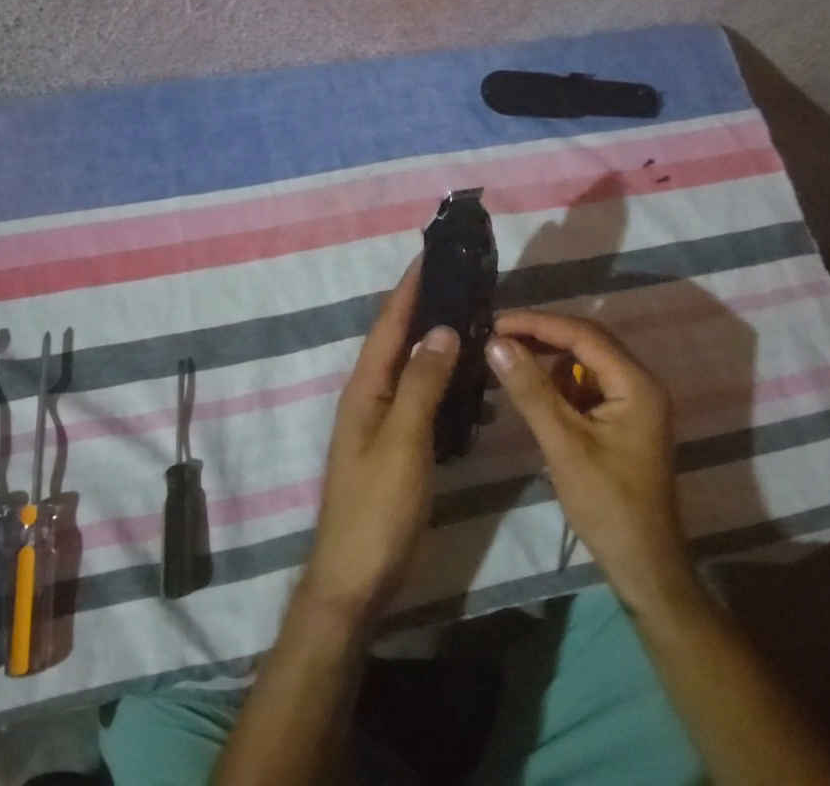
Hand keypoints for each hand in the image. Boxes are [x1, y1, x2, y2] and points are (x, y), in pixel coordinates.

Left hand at [301, 259, 458, 626]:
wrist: (356, 576)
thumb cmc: (377, 508)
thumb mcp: (402, 442)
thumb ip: (420, 385)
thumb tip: (442, 329)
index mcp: (365, 390)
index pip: (389, 325)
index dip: (409, 288)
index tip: (433, 252)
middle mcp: (369, 399)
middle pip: (398, 341)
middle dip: (425, 306)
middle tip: (464, 278)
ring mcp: (382, 425)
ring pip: (411, 369)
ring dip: (436, 340)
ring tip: (473, 316)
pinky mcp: (397, 448)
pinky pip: (421, 399)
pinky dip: (443, 379)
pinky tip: (469, 379)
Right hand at [487, 310, 695, 611]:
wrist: (642, 561)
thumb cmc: (606, 503)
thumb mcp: (563, 443)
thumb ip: (531, 390)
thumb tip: (497, 343)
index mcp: (636, 384)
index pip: (584, 335)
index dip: (538, 324)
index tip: (496, 322)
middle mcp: (640, 384)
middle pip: (588, 343)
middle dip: (542, 337)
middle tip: (497, 336)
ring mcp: (634, 404)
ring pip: (586, 365)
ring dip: (549, 360)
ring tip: (506, 359)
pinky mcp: (623, 422)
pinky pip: (588, 389)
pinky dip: (559, 385)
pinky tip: (531, 392)